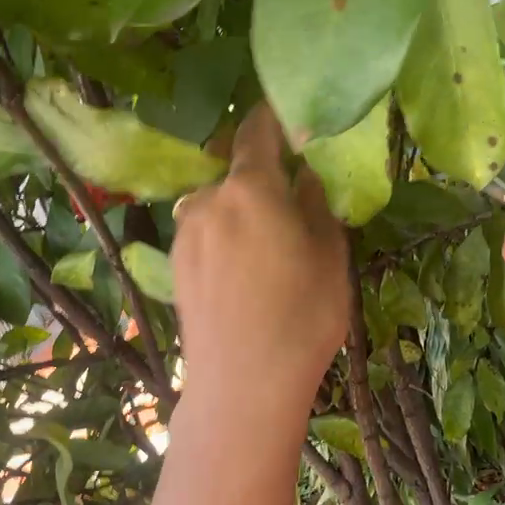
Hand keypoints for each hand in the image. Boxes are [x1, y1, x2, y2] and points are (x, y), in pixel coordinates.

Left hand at [172, 105, 349, 396]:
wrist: (243, 385)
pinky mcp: (175, 266)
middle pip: (236, 171)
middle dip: (262, 177)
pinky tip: (246, 274)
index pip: (256, 130)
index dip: (273, 118)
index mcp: (249, 187)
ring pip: (218, 205)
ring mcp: (184, 234)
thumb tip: (306, 174)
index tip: (291, 119)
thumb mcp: (330, 257)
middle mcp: (207, 199)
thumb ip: (317, 204)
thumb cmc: (302, 317)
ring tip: (270, 249)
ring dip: (242, 211)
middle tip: (292, 204)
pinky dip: (225, 237)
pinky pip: (205, 234)